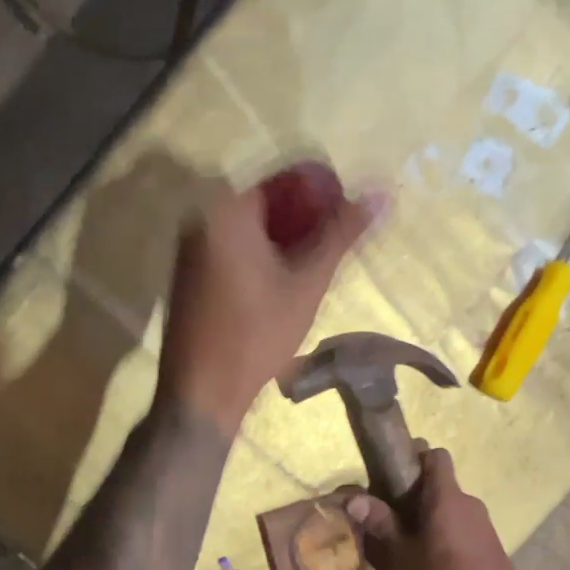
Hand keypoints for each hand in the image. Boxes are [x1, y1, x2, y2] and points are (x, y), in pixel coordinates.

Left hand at [157, 163, 386, 430]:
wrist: (201, 391)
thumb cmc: (256, 335)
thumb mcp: (307, 284)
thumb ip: (341, 234)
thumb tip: (380, 192)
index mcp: (226, 210)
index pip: (284, 179)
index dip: (323, 190)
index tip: (350, 211)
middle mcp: (201, 218)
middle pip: (265, 200)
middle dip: (306, 215)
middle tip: (340, 237)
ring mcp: (190, 247)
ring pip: (250, 226)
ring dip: (286, 236)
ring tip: (320, 259)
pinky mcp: (189, 273)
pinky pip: (233, 247)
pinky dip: (262, 253)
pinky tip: (286, 278)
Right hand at [345, 448, 528, 569]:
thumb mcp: (405, 553)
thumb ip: (382, 523)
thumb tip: (353, 499)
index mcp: (448, 497)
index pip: (436, 456)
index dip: (416, 456)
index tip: (393, 470)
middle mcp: (468, 502)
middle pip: (441, 483)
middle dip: (415, 492)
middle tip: (388, 509)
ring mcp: (482, 523)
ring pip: (451, 507)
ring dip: (429, 515)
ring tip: (405, 536)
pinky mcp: (488, 544)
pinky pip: (461, 526)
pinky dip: (444, 531)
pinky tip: (429, 556)